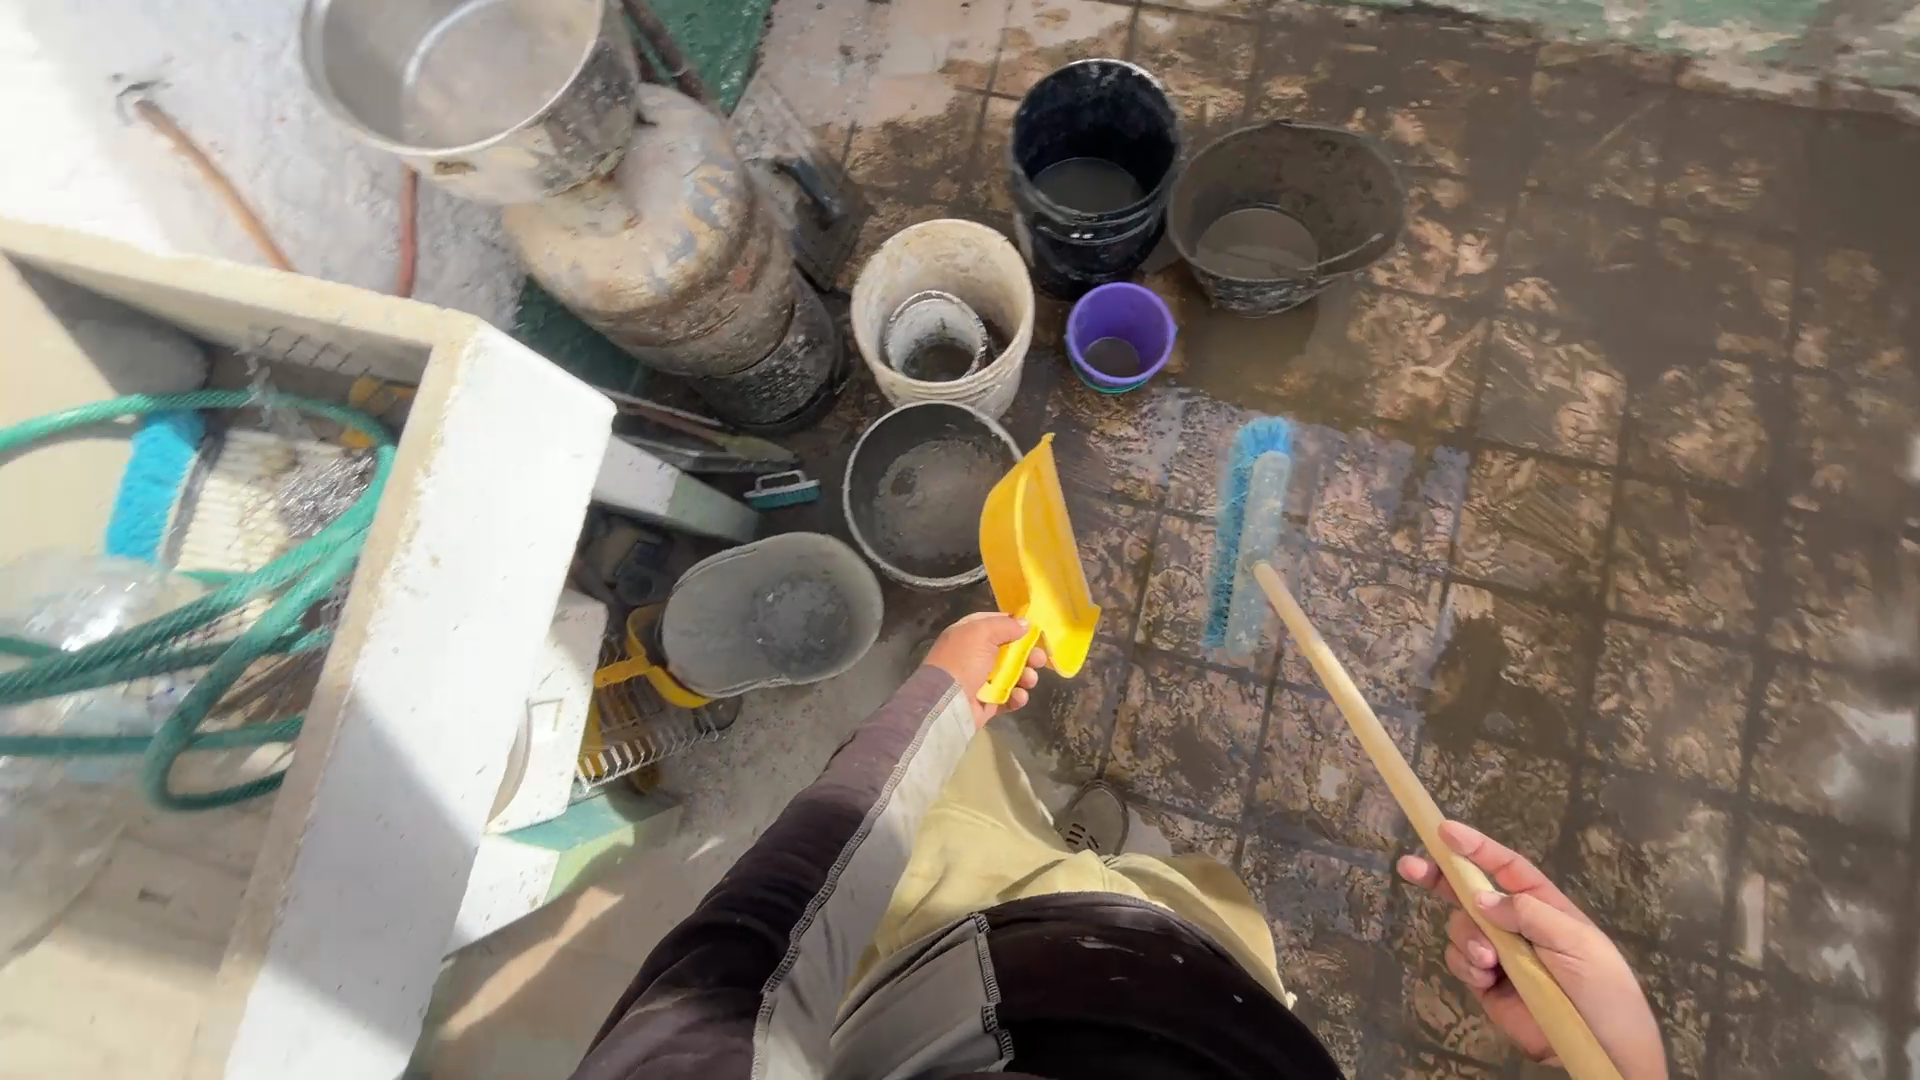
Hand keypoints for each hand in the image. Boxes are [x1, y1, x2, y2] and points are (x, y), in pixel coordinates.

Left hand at [922, 612, 1046, 726]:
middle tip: (1040, 659)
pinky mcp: (987, 702)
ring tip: (1030, 680)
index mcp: (968, 634)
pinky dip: (1016, 697)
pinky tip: (1018, 696)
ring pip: (1012, 675)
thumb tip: (1024, 623)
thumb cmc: (963, 661)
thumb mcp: (981, 633)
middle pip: (1008, 651)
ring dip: (1026, 676)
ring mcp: (981, 680)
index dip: (1013, 625)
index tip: (1032, 629)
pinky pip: (1008, 697)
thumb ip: (1004, 626)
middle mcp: (974, 655)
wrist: (945, 702)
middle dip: (1027, 654)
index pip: (993, 624)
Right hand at [1397, 821, 1666, 1079]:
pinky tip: (1485, 976)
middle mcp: (1514, 923)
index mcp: (1541, 906)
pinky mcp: (1485, 981)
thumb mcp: (1579, 944)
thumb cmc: (1603, 993)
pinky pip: (1459, 959)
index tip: (1444, 830)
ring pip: (1459, 925)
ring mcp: (1497, 952)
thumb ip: (1529, 913)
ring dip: (1467, 937)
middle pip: (1466, 889)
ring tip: (1488, 960)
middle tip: (1409, 867)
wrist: (1604, 1057)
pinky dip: (1466, 964)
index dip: (1475, 846)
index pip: (1504, 866)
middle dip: (1436, 876)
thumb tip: (1480, 898)